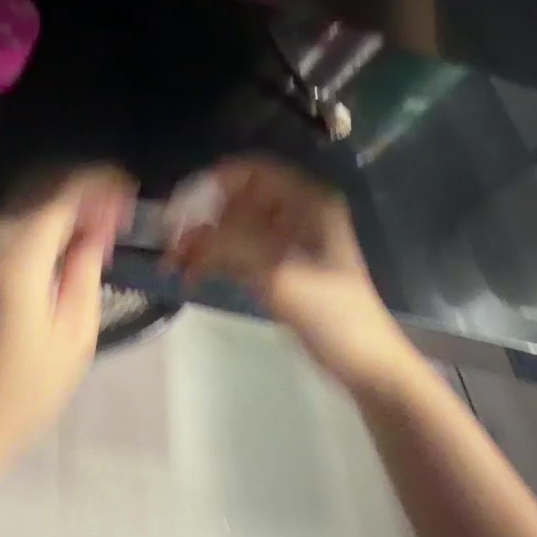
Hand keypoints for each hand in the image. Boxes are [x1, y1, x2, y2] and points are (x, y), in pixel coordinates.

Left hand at [0, 165, 135, 464]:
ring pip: (27, 200)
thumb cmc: (24, 391)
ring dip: (65, 204)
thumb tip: (96, 230)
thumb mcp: (74, 336)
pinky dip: (42, 219)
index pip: (65, 193)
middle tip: (119, 214)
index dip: (102, 186)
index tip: (130, 196)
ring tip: (100, 230)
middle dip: (85, 190)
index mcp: (17, 257)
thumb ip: (85, 270)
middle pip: (43, 186)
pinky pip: (11, 221)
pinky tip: (65, 243)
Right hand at [167, 155, 410, 387]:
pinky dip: (214, 259)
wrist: (364, 364)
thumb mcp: (280, 274)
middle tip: (172, 242)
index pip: (253, 172)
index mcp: (307, 202)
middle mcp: (295, 212)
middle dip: (202, 218)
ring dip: (203, 242)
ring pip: (232, 226)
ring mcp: (285, 240)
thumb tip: (186, 230)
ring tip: (173, 264)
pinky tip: (191, 275)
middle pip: (237, 199)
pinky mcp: (276, 265)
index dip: (216, 183)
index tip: (182, 205)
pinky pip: (237, 250)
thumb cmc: (332, 312)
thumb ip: (232, 245)